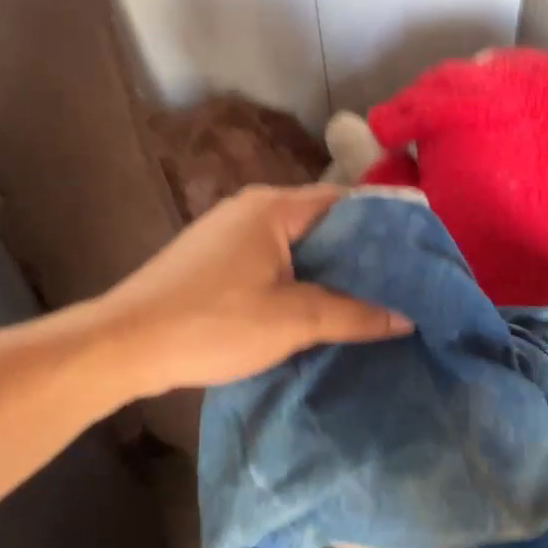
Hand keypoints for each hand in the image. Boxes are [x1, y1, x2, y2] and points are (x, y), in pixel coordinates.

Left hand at [102, 185, 410, 391]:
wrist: (124, 346)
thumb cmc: (212, 323)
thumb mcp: (293, 320)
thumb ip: (354, 314)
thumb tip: (406, 318)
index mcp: (273, 207)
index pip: (346, 201)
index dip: (387, 222)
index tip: (422, 247)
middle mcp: (252, 209)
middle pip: (323, 221)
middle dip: (363, 250)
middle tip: (407, 278)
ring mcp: (229, 234)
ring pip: (298, 244)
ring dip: (332, 267)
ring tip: (375, 296)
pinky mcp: (215, 262)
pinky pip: (275, 261)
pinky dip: (303, 278)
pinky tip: (324, 306)